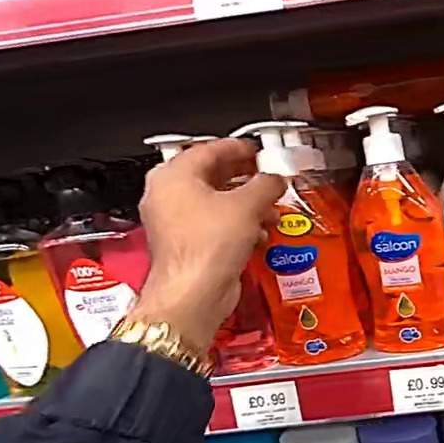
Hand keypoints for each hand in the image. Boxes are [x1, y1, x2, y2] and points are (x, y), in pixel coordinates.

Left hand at [130, 139, 284, 349]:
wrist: (194, 294)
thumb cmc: (205, 248)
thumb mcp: (247, 206)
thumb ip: (265, 185)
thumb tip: (275, 179)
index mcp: (173, 177)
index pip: (208, 150)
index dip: (237, 148)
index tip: (255, 150)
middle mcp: (168, 197)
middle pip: (212, 177)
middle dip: (245, 179)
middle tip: (265, 176)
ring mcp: (176, 224)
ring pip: (216, 204)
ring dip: (246, 206)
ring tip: (269, 209)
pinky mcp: (188, 247)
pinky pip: (215, 227)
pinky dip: (237, 226)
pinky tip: (258, 233)